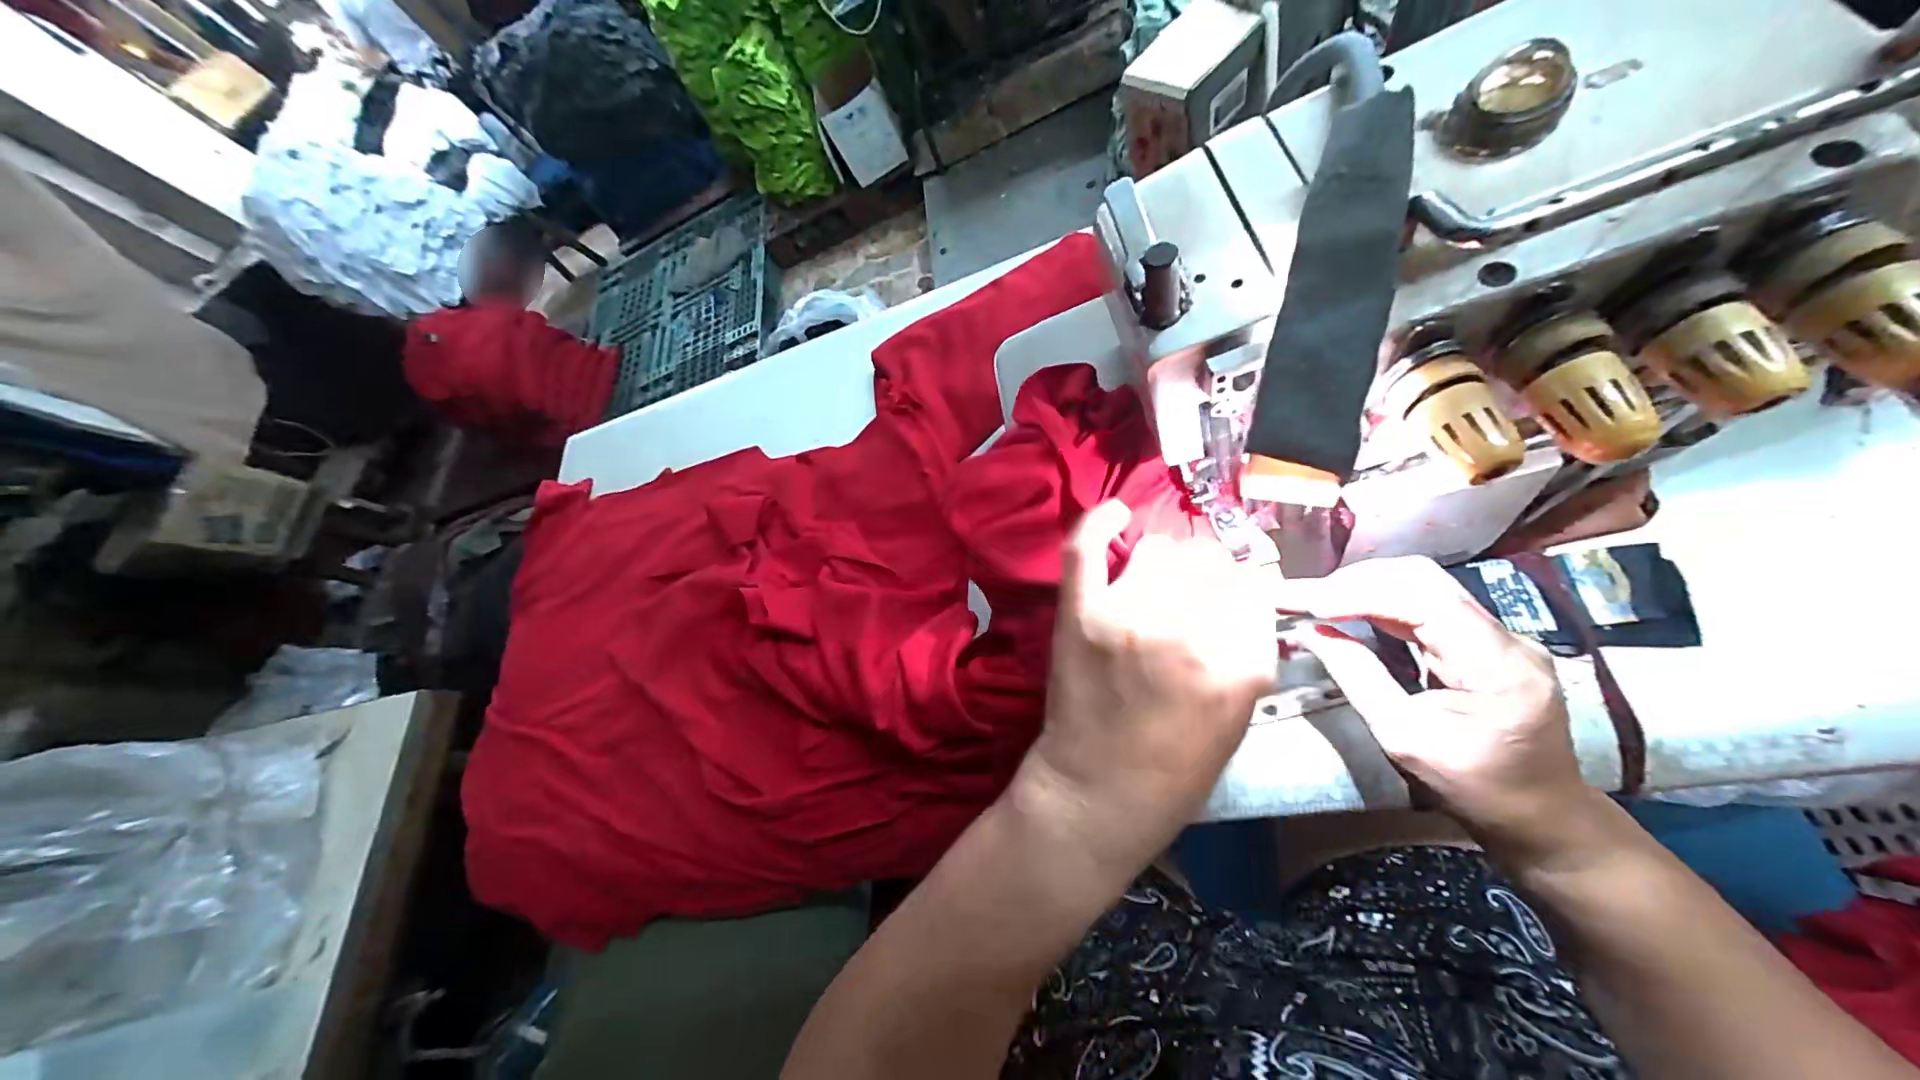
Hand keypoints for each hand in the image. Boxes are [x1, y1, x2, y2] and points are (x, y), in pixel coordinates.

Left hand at [1013, 501, 1276, 869]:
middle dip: (1202, 575)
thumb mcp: (1240, 712)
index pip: (1253, 581)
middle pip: (1208, 558)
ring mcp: (1129, 617)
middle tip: (1182, 598)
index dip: (1239, 586)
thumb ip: (1248, 645)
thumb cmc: (1175, 766)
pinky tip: (1116, 517)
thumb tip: (1243, 583)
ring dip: (1160, 561)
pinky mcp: (1080, 613)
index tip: (1223, 595)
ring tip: (1149, 586)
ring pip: (1159, 547)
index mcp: (1242, 663)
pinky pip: (1089, 544)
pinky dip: (1101, 520)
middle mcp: (1190, 632)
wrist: (1097, 791)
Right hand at [1272, 556, 1593, 856]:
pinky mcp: (1484, 642)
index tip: (1302, 603)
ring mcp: (1498, 636)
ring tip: (1311, 601)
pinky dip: (1376, 604)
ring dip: (1360, 589)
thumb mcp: (1404, 737)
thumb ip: (1358, 677)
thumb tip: (1310, 633)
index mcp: (1497, 663)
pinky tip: (1343, 611)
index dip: (1355, 594)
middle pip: (1420, 579)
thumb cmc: (1474, 788)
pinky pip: (1424, 606)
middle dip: (1352, 583)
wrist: (1541, 817)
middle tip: (1298, 597)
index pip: (1420, 600)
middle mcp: (1506, 637)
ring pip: (1420, 585)